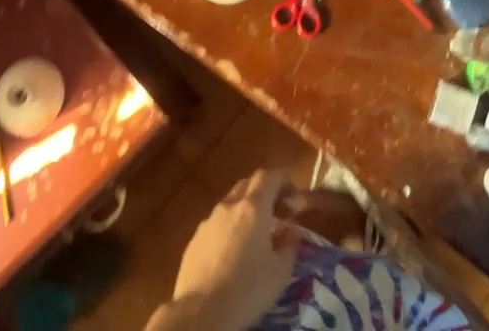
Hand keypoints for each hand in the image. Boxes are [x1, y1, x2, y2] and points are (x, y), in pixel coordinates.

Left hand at [150, 169, 297, 330]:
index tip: (295, 199)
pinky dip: (230, 228)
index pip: (269, 175)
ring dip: (247, 211)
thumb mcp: (281, 271)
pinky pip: (217, 224)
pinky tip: (233, 253)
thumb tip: (292, 230)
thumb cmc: (248, 289)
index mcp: (253, 208)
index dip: (285, 180)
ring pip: (231, 204)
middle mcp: (229, 207)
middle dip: (266, 193)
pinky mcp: (194, 240)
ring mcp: (208, 222)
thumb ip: (290, 244)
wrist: (200, 313)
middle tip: (279, 214)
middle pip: (249, 185)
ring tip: (256, 236)